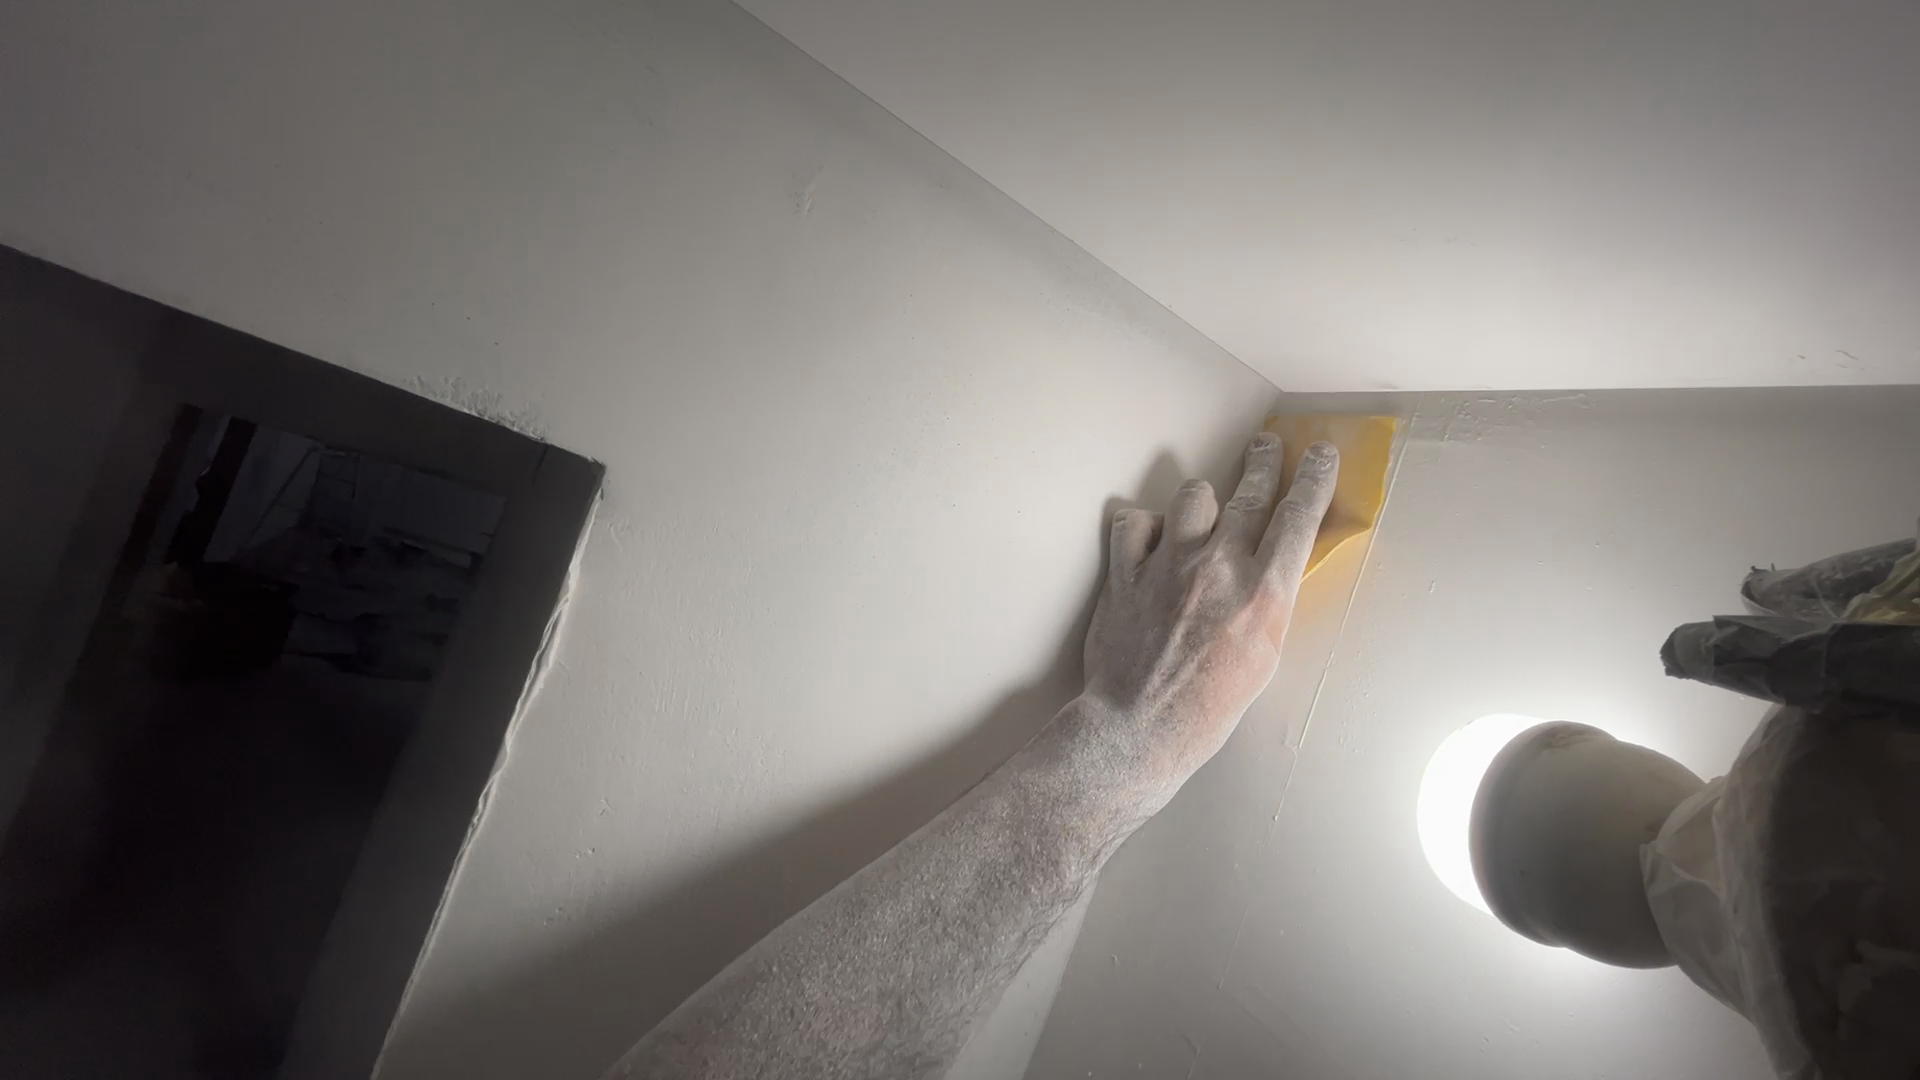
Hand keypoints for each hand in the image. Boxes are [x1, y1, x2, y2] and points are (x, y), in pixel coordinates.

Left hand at [1060, 434, 1338, 811]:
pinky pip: (1132, 521)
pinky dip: (1141, 526)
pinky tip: (1146, 540)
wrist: (1141, 725)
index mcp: (1263, 593)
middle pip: (1248, 493)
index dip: (1314, 477)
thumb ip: (1266, 600)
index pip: (1299, 517)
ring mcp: (1167, 565)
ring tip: (1196, 514)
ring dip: (1198, 500)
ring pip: (1190, 495)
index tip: (1319, 451)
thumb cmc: (1210, 705)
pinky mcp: (1125, 572)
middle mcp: (1218, 567)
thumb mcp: (1263, 656)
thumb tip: (1266, 563)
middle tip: (1263, 444)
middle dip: (1262, 461)